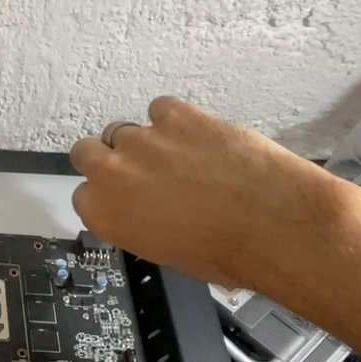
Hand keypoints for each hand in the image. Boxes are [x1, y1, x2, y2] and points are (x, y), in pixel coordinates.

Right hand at [69, 96, 348, 289]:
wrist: (276, 226)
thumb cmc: (227, 251)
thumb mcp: (164, 251)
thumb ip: (135, 220)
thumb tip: (142, 207)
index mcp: (103, 213)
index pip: (83, 194)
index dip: (105, 194)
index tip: (123, 195)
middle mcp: (111, 174)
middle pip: (86, 152)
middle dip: (109, 159)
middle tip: (140, 171)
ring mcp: (143, 140)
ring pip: (124, 130)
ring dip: (145, 142)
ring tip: (181, 157)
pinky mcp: (176, 116)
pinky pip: (161, 109)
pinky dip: (174, 120)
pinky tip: (198, 138)